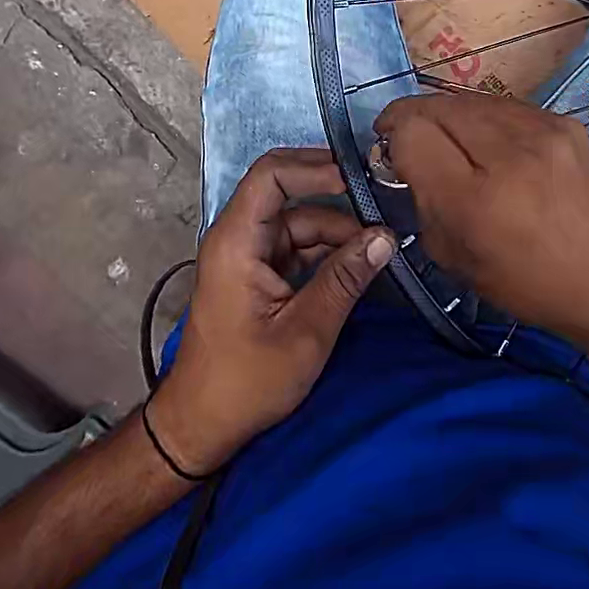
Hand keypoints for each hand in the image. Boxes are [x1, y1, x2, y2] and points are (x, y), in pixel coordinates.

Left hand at [147, 148, 394, 475]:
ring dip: (336, 228)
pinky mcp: (257, 273)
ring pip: (296, 221)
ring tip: (382, 241)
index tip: (359, 177)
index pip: (270, 176)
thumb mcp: (305, 332)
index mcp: (236, 240)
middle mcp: (237, 236)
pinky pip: (295, 246)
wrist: (203, 421)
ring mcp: (246, 254)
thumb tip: (385, 237)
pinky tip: (360, 261)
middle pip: (284, 192)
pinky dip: (326, 250)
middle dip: (331, 192)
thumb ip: (344, 280)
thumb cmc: (247, 380)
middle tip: (380, 198)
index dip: (314, 167)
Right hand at [374, 94, 588, 343]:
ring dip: (445, 115)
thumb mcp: (447, 252)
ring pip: (466, 99)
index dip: (394, 137)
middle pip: (435, 106)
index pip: (412, 131)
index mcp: (474, 198)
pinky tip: (486, 141)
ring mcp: (542, 132)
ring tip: (448, 139)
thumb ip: (418, 196)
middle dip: (412, 118)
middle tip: (409, 139)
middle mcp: (509, 154)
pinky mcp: (564, 122)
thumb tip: (400, 153)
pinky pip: (500, 105)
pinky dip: (481, 118)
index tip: (392, 153)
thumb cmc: (519, 278)